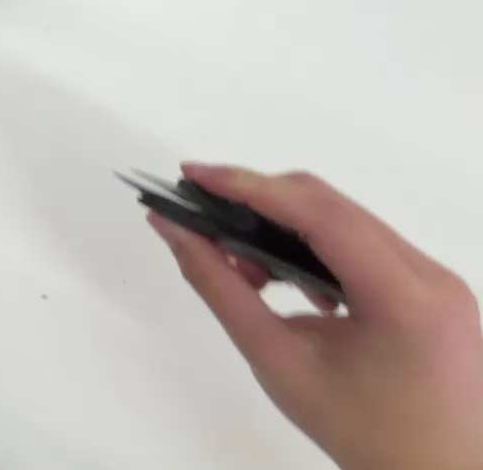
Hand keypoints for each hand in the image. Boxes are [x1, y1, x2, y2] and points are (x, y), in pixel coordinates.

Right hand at [151, 164, 482, 469]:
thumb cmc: (361, 428)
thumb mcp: (273, 356)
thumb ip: (214, 283)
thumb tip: (168, 225)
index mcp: (405, 297)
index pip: (319, 213)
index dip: (248, 185)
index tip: (189, 176)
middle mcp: (431, 277)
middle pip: (328, 205)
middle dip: (255, 200)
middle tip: (201, 220)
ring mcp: (436, 282)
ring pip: (338, 217)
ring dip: (277, 223)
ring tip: (243, 267)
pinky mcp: (429, 290)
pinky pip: (355, 241)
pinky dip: (304, 242)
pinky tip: (282, 280)